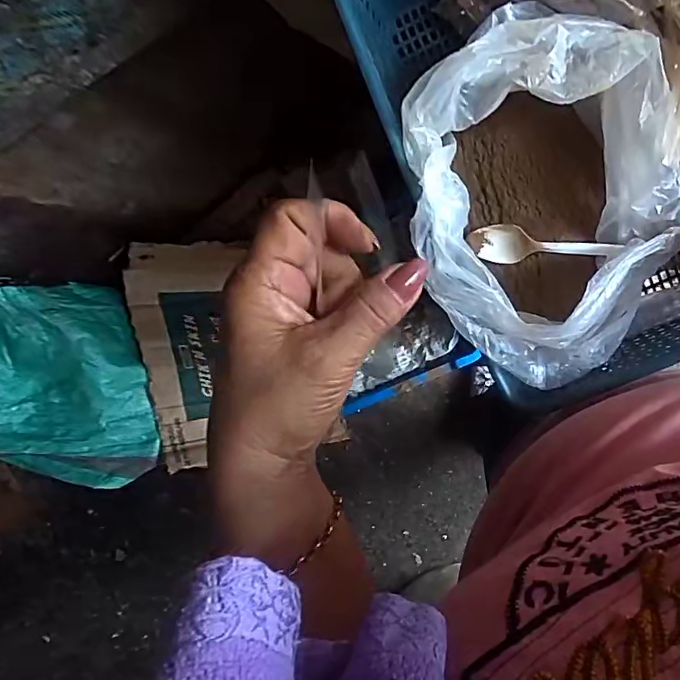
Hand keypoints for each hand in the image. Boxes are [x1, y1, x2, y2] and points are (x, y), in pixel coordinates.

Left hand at [210, 198, 429, 477]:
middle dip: (351, 275)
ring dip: (355, 302)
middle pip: (319, 248)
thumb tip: (419, 268)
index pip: (292, 217)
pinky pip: (333, 307)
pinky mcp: (299, 332)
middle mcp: (270, 286)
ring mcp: (285, 310)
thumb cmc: (279, 407)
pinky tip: (349, 346)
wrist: (261, 463)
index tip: (370, 250)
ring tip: (347, 344)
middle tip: (357, 319)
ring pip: (332, 279)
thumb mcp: (331, 355)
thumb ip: (374, 310)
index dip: (332, 219)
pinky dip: (351, 318)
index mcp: (261, 280)